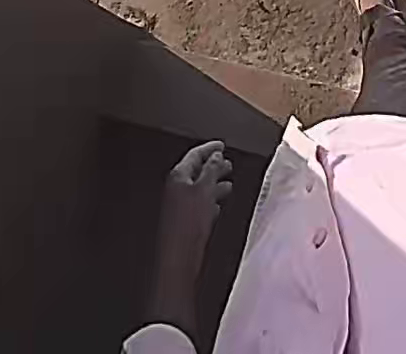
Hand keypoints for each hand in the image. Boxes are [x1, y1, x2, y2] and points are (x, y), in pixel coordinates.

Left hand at [161, 141, 232, 256]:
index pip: (195, 154)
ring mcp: (179, 205)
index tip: (222, 145)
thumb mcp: (204, 190)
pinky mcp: (184, 221)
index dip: (210, 148)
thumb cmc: (189, 224)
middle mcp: (176, 188)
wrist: (179, 260)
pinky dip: (209, 200)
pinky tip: (217, 205)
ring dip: (214, 184)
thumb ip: (211, 170)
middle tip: (228, 163)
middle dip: (214, 166)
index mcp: (179, 177)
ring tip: (228, 183)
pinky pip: (199, 204)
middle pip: (197, 170)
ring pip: (199, 188)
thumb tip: (216, 155)